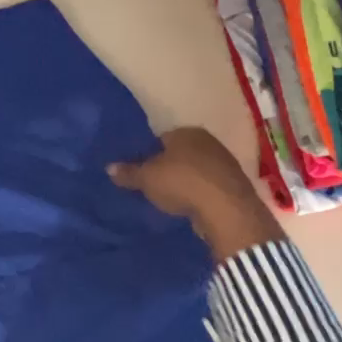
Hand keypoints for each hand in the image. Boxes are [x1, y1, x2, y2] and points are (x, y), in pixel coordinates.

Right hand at [108, 128, 284, 262]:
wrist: (226, 209)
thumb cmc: (181, 183)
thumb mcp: (146, 179)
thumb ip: (128, 172)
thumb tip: (108, 167)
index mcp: (186, 132)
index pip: (161, 138)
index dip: (147, 154)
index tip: (139, 170)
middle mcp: (207, 141)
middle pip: (180, 153)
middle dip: (167, 166)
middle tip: (152, 184)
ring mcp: (223, 162)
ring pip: (195, 169)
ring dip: (184, 180)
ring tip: (169, 197)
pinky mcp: (233, 183)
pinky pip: (207, 185)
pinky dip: (198, 192)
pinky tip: (188, 205)